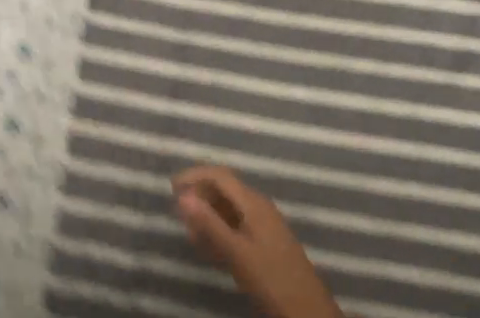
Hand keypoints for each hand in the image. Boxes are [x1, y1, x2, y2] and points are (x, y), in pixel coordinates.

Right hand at [174, 166, 342, 317]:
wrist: (308, 310)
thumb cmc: (271, 278)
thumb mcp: (236, 252)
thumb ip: (209, 223)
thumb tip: (182, 195)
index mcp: (253, 203)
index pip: (220, 175)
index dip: (194, 175)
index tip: (171, 188)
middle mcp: (258, 207)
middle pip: (224, 189)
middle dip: (200, 197)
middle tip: (179, 216)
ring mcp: (263, 224)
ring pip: (229, 208)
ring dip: (208, 216)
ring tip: (192, 234)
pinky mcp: (264, 241)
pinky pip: (236, 225)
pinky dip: (219, 230)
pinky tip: (209, 247)